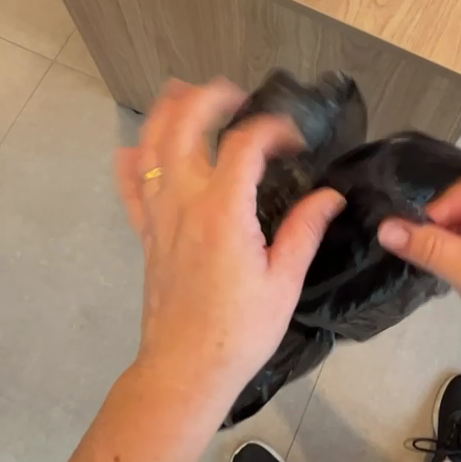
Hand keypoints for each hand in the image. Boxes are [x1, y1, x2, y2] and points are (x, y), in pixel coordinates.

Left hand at [115, 79, 343, 412]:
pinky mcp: (146, 234)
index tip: (294, 142)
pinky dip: (131, 162)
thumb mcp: (284, 281)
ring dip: (166, 114)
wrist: (184, 370)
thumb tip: (330, 196)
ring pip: (151, 148)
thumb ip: (304, 230)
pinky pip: (131, 189)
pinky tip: (133, 147)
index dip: (272, 129)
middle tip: (233, 92)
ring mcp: (159, 216)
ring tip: (182, 91)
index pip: (245, 144)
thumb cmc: (239, 329)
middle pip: (184, 128)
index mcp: (223, 211)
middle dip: (206, 98)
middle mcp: (184, 202)